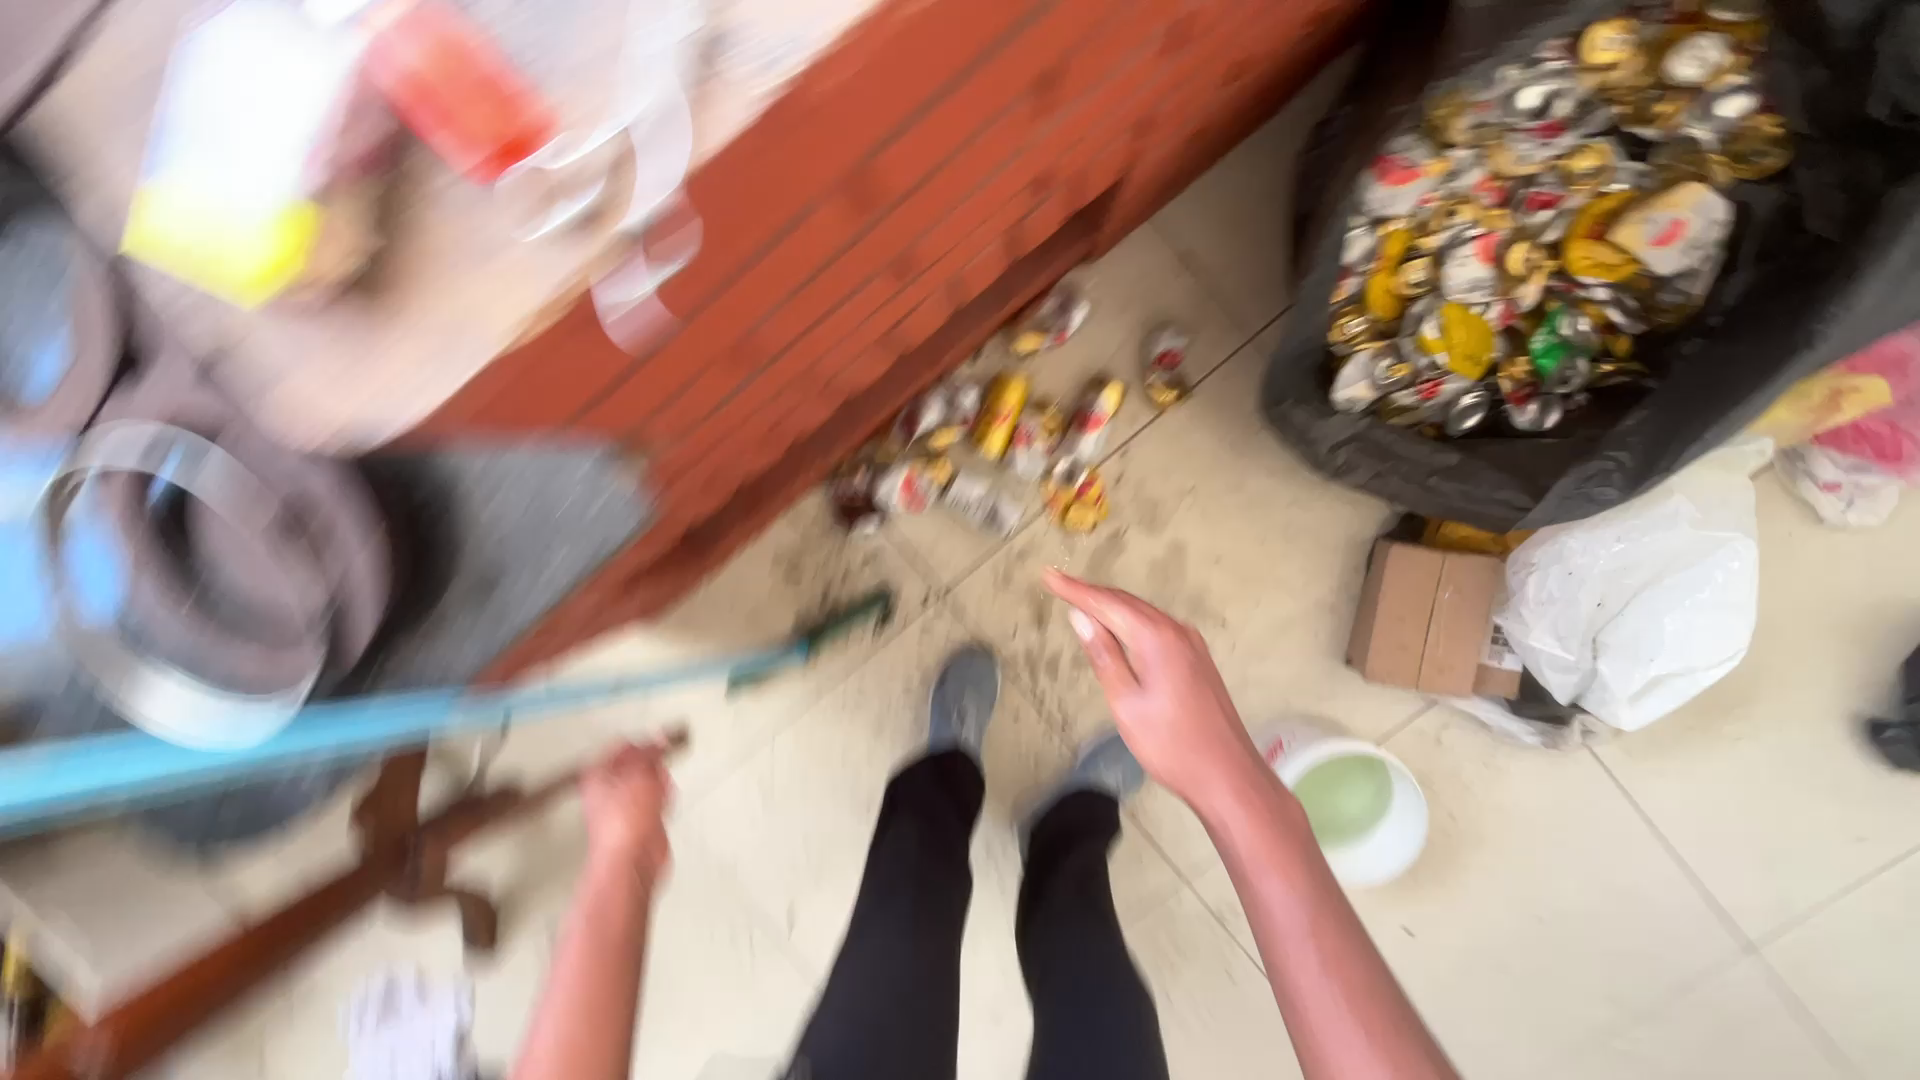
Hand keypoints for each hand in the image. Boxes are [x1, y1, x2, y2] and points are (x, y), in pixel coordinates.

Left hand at [579, 739, 674, 884]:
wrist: (633, 858)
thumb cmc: (625, 821)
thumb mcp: (640, 774)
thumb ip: (650, 752)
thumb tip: (657, 739)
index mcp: (598, 774)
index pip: (621, 746)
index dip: (642, 741)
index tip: (659, 739)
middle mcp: (608, 789)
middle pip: (637, 763)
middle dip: (653, 765)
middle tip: (659, 769)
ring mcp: (625, 805)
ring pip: (649, 780)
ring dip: (660, 782)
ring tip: (660, 791)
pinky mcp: (641, 818)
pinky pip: (656, 799)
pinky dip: (664, 799)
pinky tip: (664, 804)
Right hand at [1045, 569, 1266, 808]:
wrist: (1227, 775)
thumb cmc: (1169, 744)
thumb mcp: (1126, 702)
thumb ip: (1104, 655)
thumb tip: (1081, 616)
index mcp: (1156, 638)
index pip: (1106, 603)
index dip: (1074, 589)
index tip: (1048, 575)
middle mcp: (1176, 631)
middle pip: (1126, 603)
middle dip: (1091, 593)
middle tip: (1058, 586)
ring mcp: (1191, 644)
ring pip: (1143, 614)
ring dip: (1111, 607)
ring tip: (1080, 604)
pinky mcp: (1196, 658)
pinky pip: (1156, 627)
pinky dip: (1130, 621)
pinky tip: (1118, 630)